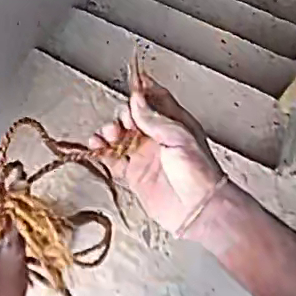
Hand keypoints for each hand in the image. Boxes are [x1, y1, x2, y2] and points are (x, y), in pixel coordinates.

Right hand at [86, 74, 229, 235]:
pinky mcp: (133, 175)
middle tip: (123, 124)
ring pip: (119, 137)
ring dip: (109, 132)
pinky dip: (102, 152)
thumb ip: (154, 118)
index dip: (142, 91)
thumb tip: (137, 98)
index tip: (131, 85)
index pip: (155, 99)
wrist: (199, 210)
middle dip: (122, 116)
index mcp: (174, 124)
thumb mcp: (179, 137)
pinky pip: (112, 159)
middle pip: (132, 118)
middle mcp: (157, 138)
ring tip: (107, 135)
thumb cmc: (199, 172)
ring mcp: (144, 156)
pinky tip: (96, 147)